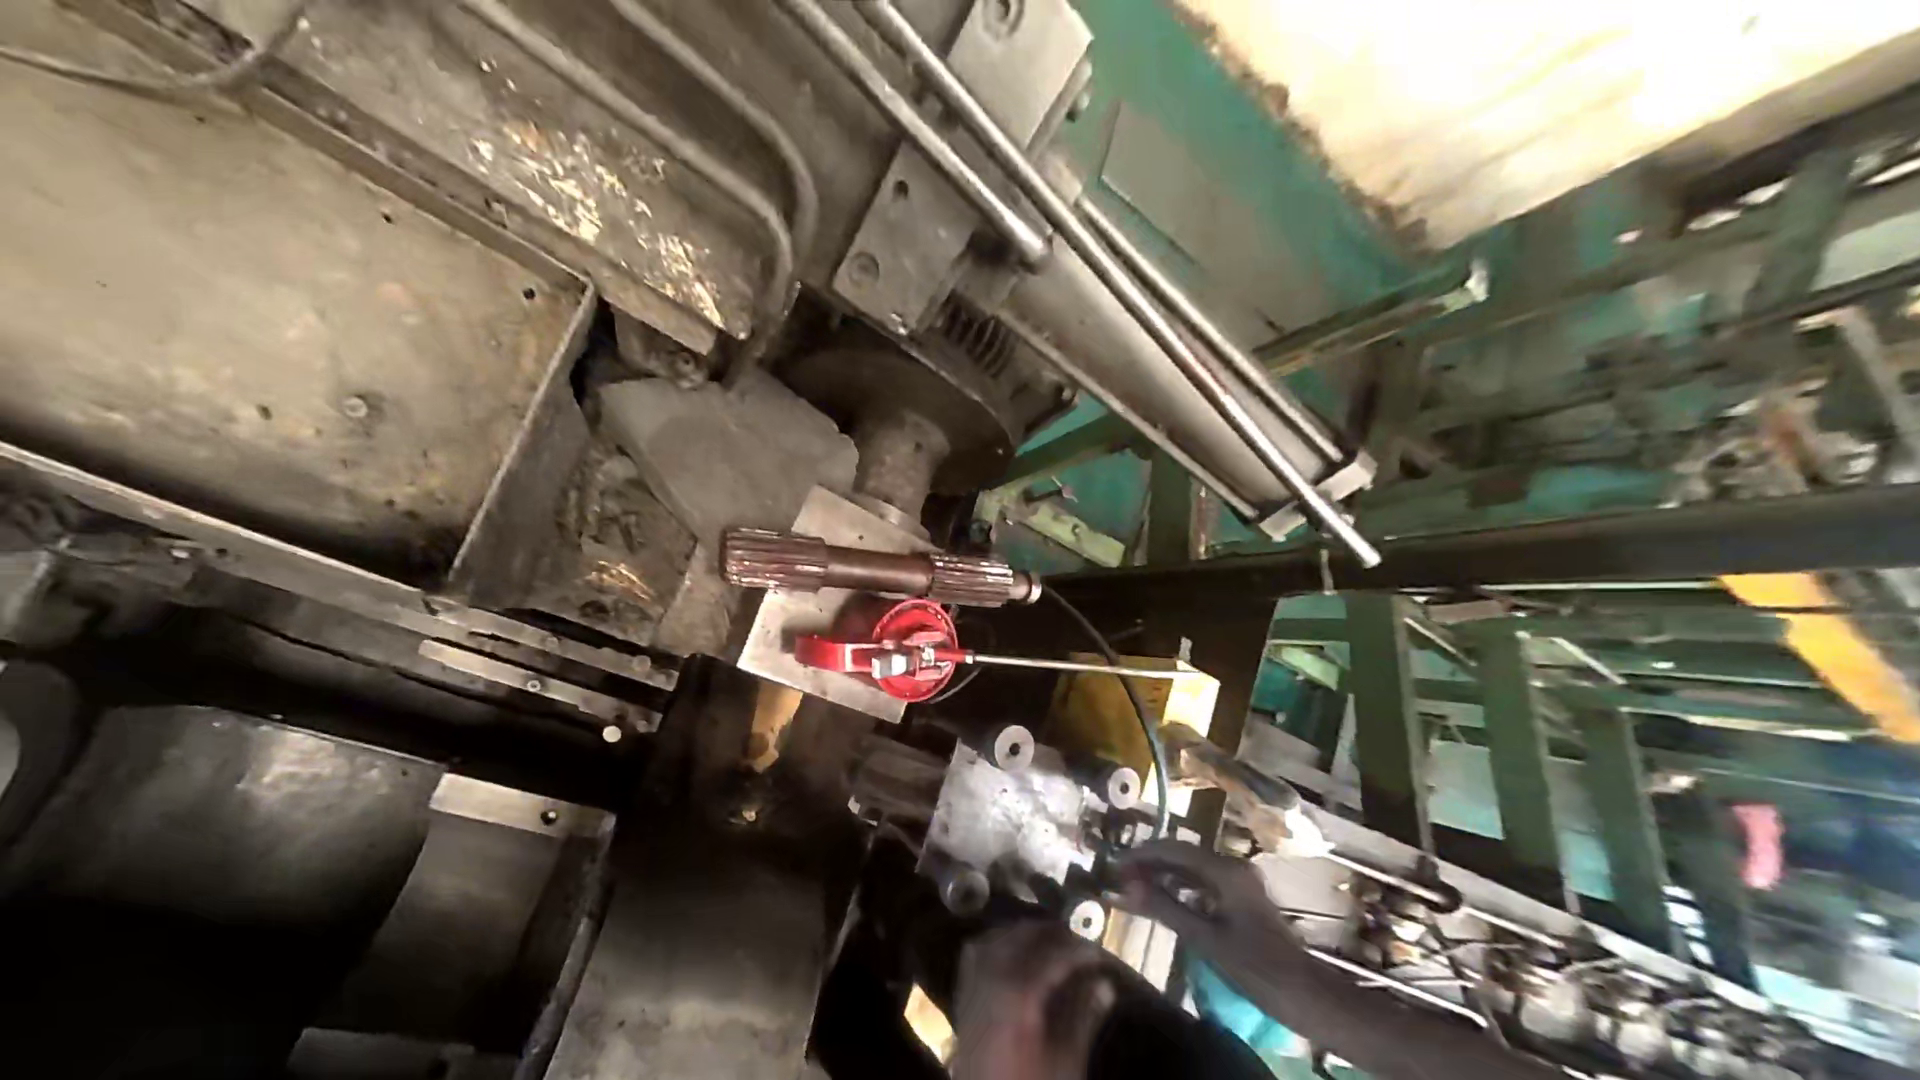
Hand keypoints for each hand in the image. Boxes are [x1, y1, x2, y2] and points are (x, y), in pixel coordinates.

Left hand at [949, 920, 1116, 1079]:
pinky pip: (978, 952)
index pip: (1053, 955)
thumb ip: (1082, 1016)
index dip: (1080, 951)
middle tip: (1080, 943)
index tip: (1102, 954)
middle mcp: (990, 977)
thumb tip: (1104, 983)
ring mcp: (972, 984)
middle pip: (1022, 937)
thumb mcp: (1065, 1062)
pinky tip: (1014, 953)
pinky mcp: (962, 998)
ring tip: (1051, 942)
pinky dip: (998, 943)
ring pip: (999, 938)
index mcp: (1016, 992)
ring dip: (1025, 934)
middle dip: (1052, 934)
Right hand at [1113, 840, 1293, 957]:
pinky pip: (1204, 882)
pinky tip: (1165, 899)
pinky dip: (1181, 887)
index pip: (1174, 849)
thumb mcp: (1206, 940)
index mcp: (1226, 870)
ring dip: (1164, 875)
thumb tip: (1127, 886)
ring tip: (1137, 886)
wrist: (1309, 996)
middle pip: (1183, 855)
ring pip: (1192, 868)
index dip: (1142, 854)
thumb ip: (1166, 909)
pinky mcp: (1242, 897)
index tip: (1115, 864)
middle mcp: (1233, 866)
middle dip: (1151, 863)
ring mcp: (1240, 881)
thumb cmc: (1258, 968)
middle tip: (1121, 876)